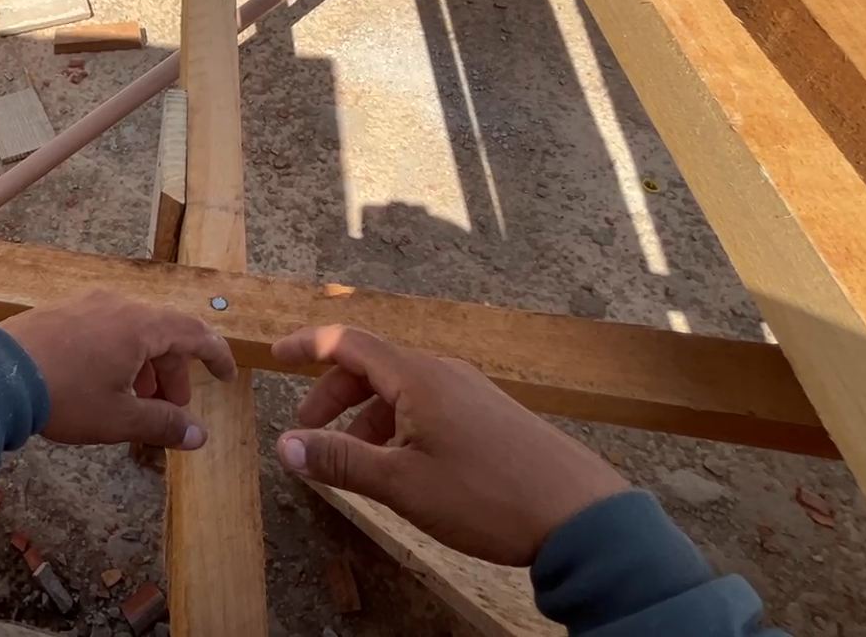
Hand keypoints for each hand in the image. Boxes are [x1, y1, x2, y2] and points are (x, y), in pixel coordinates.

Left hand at [0, 291, 235, 450]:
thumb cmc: (66, 395)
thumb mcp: (119, 418)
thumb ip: (163, 424)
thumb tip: (199, 435)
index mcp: (139, 324)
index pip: (193, 331)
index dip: (215, 354)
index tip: (227, 376)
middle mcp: (116, 303)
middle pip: (160, 332)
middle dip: (171, 372)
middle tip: (169, 408)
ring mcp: (85, 302)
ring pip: (130, 329)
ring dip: (143, 364)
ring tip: (133, 400)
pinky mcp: (61, 308)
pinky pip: (103, 326)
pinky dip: (117, 352)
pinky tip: (101, 382)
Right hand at [273, 325, 627, 565]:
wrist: (591, 524)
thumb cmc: (488, 496)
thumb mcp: (402, 483)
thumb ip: (339, 460)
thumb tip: (283, 446)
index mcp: (415, 376)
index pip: (344, 341)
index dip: (305, 344)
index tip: (274, 355)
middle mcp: (441, 372)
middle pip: (369, 365)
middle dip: (331, 394)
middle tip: (309, 429)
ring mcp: (471, 391)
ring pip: (399, 388)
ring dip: (365, 414)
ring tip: (356, 456)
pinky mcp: (492, 414)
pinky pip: (428, 403)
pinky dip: (398, 421)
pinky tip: (404, 462)